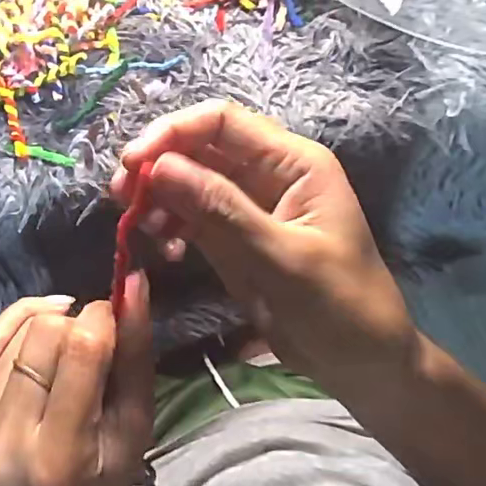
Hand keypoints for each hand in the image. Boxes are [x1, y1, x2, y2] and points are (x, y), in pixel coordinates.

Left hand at [0, 276, 154, 485]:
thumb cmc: (102, 474)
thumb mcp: (135, 422)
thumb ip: (135, 351)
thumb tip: (133, 280)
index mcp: (60, 457)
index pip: (80, 350)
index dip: (101, 317)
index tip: (114, 316)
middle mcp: (5, 442)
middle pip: (44, 333)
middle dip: (75, 324)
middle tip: (91, 344)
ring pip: (18, 328)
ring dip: (49, 326)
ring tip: (65, 353)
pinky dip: (20, 321)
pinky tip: (40, 330)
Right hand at [111, 99, 416, 384]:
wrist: (363, 364)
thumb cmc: (340, 306)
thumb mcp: (282, 258)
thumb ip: (221, 210)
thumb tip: (158, 167)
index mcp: (292, 162)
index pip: (222, 122)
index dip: (173, 132)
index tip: (133, 162)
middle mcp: (267, 173)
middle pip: (198, 146)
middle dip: (157, 164)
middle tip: (121, 195)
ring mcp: (247, 203)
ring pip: (188, 179)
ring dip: (158, 195)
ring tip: (138, 224)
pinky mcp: (232, 234)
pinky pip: (190, 214)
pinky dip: (170, 224)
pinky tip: (165, 248)